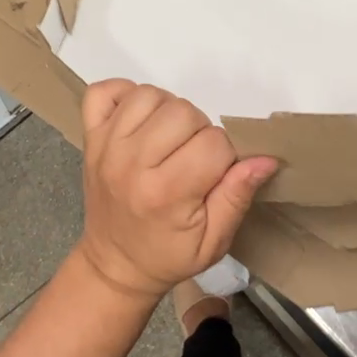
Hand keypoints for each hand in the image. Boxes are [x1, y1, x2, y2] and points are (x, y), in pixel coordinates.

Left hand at [75, 80, 276, 301]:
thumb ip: (237, 197)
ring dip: (169, 111)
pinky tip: (141, 122)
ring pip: (150, 95)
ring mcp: (106, 146)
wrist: (115, 265)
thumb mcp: (214, 242)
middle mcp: (131, 163)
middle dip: (200, 131)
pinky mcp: (91, 137)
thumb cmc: (169, 256)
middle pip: (182, 111)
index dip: (225, 156)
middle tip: (195, 159)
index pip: (213, 143)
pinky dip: (126, 96)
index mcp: (165, 193)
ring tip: (171, 140)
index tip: (215, 176)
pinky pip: (105, 91)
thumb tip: (266, 160)